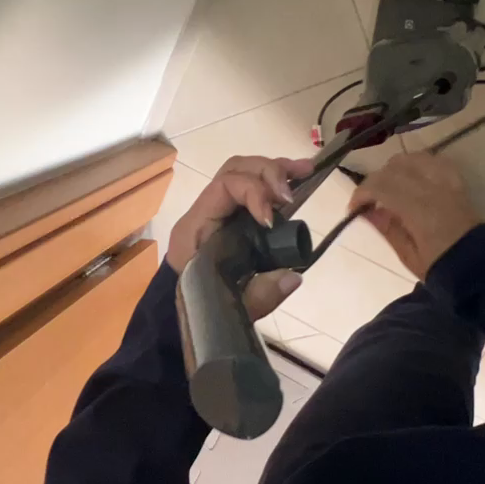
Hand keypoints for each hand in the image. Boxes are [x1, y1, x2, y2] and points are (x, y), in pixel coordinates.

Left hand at [167, 155, 314, 318]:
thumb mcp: (228, 308)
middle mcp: (204, 210)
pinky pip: (251, 185)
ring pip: (244, 172)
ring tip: (306, 171)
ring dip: (275, 170)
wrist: (179, 313)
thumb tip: (293, 276)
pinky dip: (276, 179)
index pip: (223, 187)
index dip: (253, 194)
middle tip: (291, 195)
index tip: (272, 219)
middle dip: (267, 174)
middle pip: (235, 170)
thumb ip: (259, 295)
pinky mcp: (232, 215)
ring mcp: (218, 210)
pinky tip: (301, 176)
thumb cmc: (199, 309)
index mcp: (195, 228)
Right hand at [349, 153, 482, 277]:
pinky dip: (418, 165)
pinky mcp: (457, 184)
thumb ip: (387, 229)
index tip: (353, 209)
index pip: (381, 185)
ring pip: (414, 158)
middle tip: (370, 202)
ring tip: (389, 187)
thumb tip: (366, 211)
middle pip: (394, 168)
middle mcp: (432, 189)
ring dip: (395, 168)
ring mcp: (447, 184)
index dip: (361, 193)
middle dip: (375, 181)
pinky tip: (412, 178)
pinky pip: (435, 161)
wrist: (481, 270)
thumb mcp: (408, 256)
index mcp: (418, 209)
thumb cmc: (442, 268)